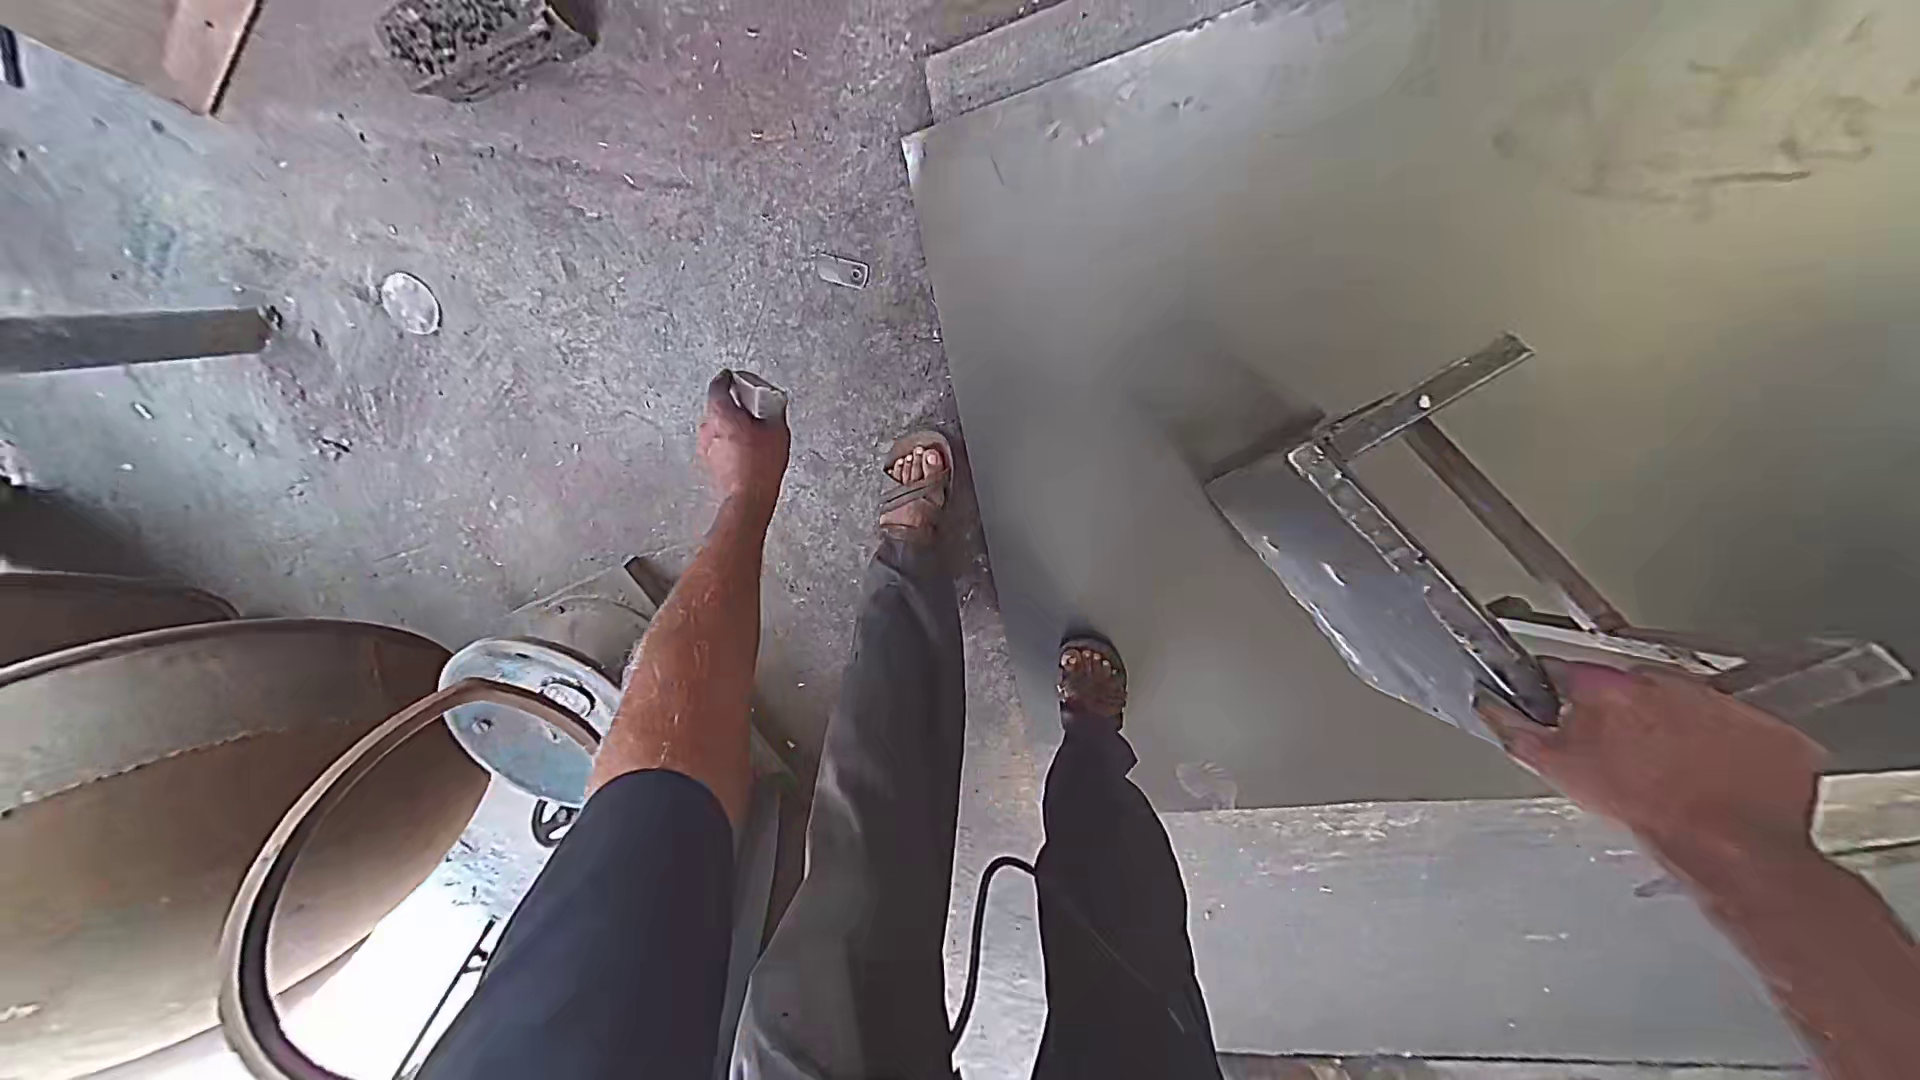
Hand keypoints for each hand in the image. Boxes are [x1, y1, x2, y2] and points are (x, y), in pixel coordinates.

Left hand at [697, 370, 789, 513]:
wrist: (748, 496)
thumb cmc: (760, 464)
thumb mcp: (777, 430)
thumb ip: (772, 410)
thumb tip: (774, 403)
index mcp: (721, 412)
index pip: (719, 385)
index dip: (727, 378)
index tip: (732, 376)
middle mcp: (708, 427)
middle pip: (718, 407)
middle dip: (734, 406)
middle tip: (752, 409)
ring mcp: (706, 446)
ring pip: (718, 427)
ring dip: (732, 427)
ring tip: (753, 435)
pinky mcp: (710, 463)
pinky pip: (719, 445)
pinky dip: (730, 444)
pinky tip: (747, 453)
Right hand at [1478, 660, 1825, 860]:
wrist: (1728, 847)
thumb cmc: (1641, 805)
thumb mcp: (1551, 765)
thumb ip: (1510, 725)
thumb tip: (1488, 705)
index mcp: (1606, 687)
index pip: (1565, 670)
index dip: (1557, 690)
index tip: (1563, 707)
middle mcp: (1665, 685)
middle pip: (1627, 682)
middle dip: (1618, 706)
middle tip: (1616, 743)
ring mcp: (1724, 706)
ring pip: (1682, 701)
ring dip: (1670, 721)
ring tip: (1665, 761)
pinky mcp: (1772, 731)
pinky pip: (1737, 725)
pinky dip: (1723, 742)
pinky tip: (1708, 768)